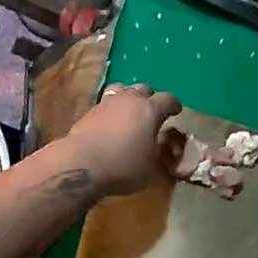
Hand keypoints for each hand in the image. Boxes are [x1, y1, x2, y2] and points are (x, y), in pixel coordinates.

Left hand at [64, 83, 183, 195]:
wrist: (82, 164)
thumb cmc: (123, 167)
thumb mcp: (151, 168)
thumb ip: (159, 155)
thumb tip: (161, 149)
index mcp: (150, 110)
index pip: (168, 99)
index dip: (174, 105)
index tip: (176, 111)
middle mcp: (129, 99)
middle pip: (144, 88)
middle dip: (150, 98)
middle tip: (151, 111)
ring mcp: (107, 103)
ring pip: (122, 89)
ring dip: (129, 97)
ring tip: (129, 110)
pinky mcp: (89, 111)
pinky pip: (105, 103)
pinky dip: (111, 109)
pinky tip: (110, 122)